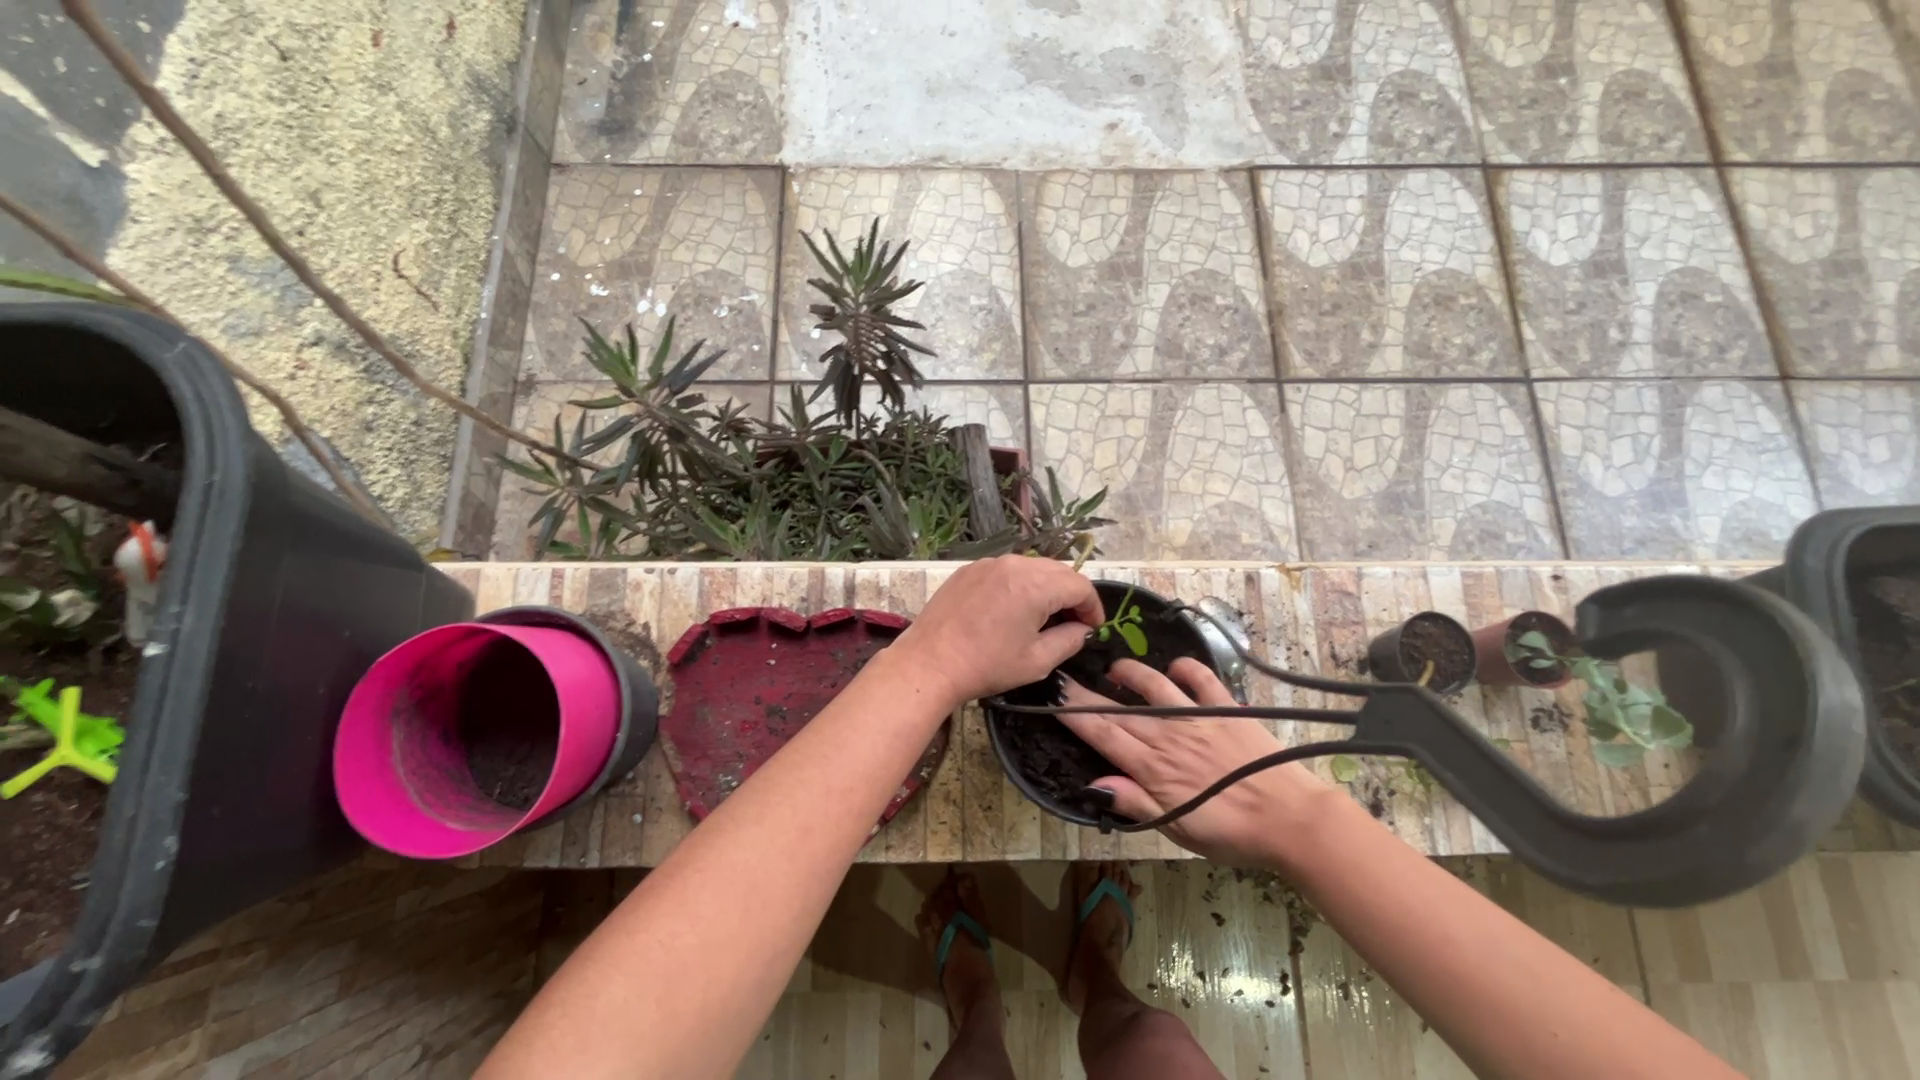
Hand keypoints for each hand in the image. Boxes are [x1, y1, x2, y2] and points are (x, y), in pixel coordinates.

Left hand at [888, 555, 1103, 708]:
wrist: (930, 663)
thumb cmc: (986, 666)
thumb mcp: (1037, 660)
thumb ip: (1070, 640)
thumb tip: (1082, 630)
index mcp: (1035, 584)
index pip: (1080, 586)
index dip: (1093, 608)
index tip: (1092, 629)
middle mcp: (1014, 564)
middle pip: (1058, 572)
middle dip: (1071, 596)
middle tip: (1071, 625)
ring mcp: (988, 564)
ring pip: (1032, 568)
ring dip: (1046, 588)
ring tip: (1043, 618)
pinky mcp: (969, 570)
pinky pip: (1006, 571)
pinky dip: (1019, 585)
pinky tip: (1012, 611)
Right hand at [1056, 658, 1337, 866]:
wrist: (1290, 818)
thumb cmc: (1230, 832)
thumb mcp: (1177, 829)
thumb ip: (1136, 802)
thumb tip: (1094, 784)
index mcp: (1153, 767)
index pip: (1104, 734)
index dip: (1075, 715)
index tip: (1053, 698)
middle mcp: (1170, 735)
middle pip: (1120, 711)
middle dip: (1088, 693)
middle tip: (1065, 678)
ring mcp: (1199, 718)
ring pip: (1156, 687)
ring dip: (1132, 674)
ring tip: (1116, 668)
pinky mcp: (1228, 710)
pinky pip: (1203, 680)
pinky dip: (1187, 668)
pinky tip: (1175, 665)